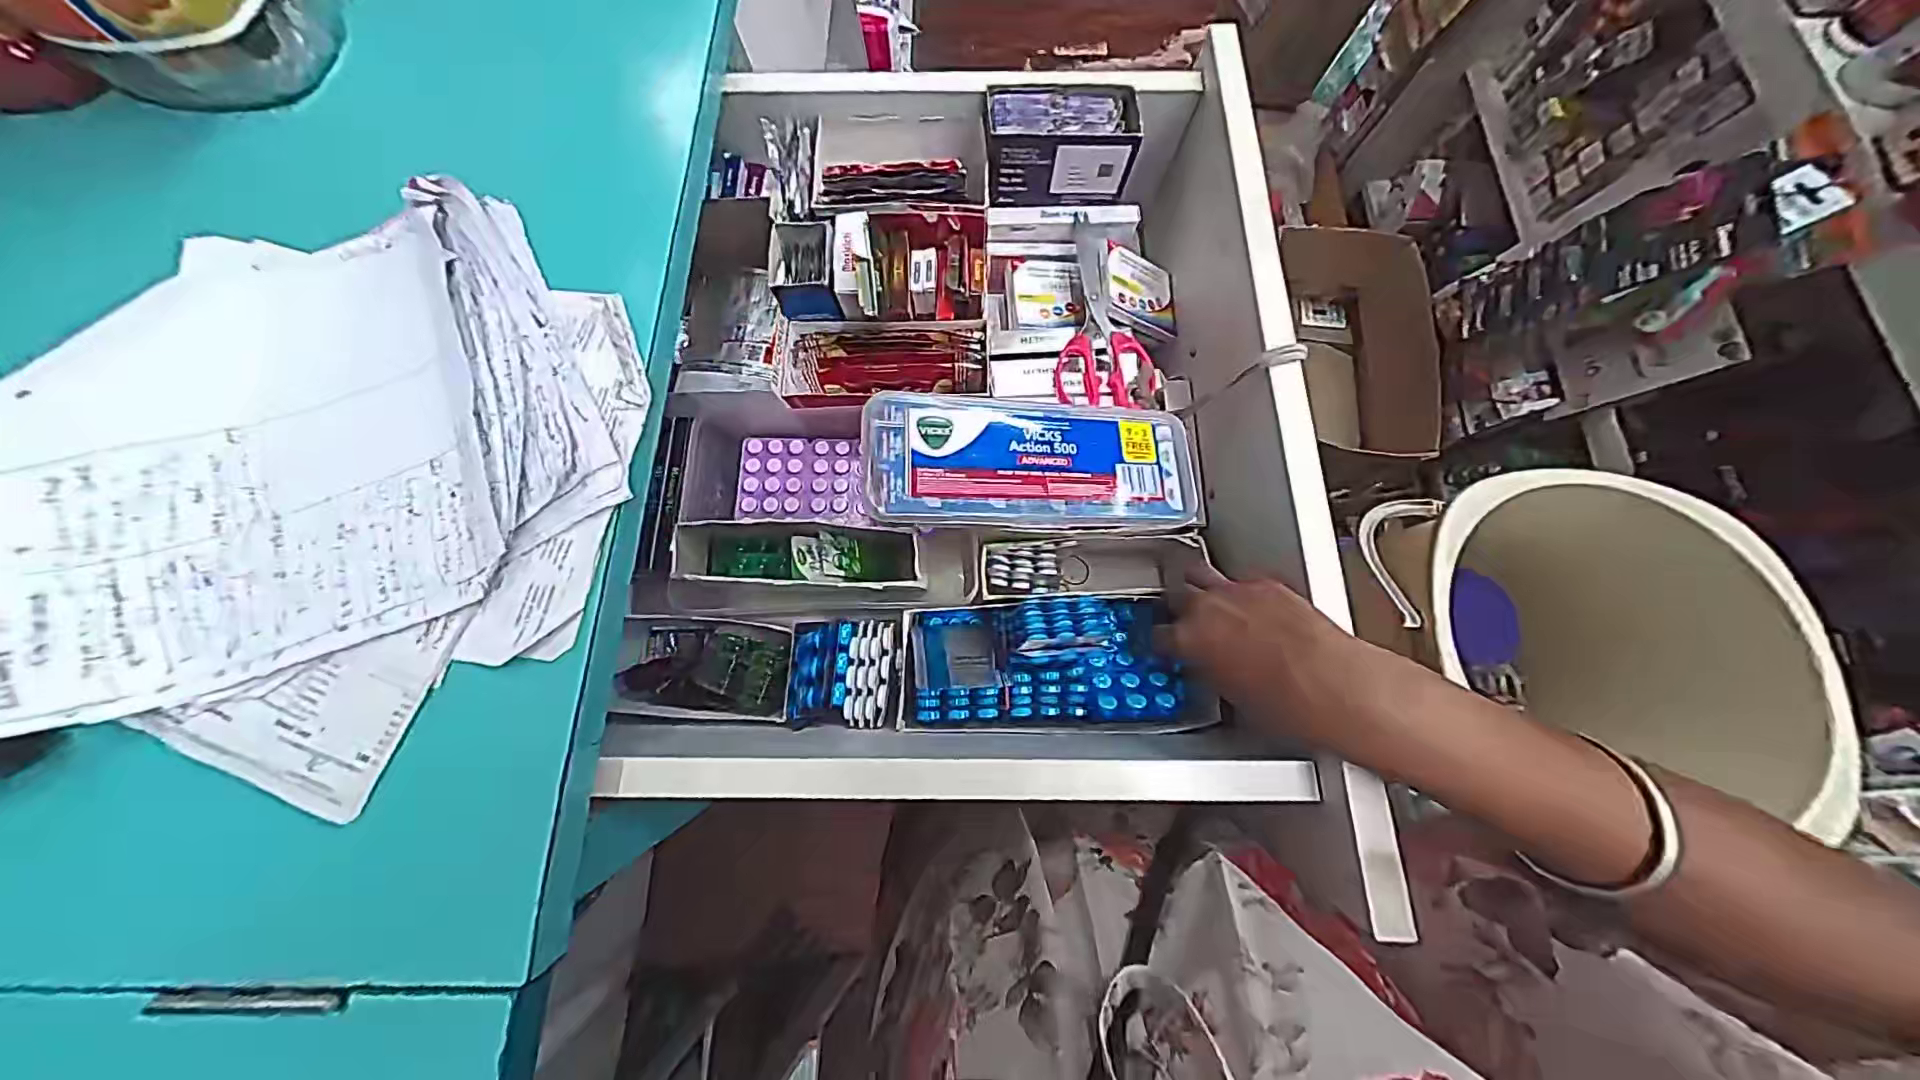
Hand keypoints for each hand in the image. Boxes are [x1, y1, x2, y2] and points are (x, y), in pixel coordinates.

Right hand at [1158, 564, 1436, 757]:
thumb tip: (1206, 666)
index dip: (1158, 642)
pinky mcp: (1270, 585)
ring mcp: (1239, 592)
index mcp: (1189, 640)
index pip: (1157, 635)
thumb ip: (1207, 669)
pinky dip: (1241, 592)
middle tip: (1182, 622)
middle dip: (1177, 608)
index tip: (1163, 646)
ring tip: (1209, 604)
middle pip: (1177, 595)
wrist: (1339, 687)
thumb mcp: (1230, 695)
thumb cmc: (1292, 703)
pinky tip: (1251, 609)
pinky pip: (1242, 581)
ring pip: (1202, 575)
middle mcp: (1209, 608)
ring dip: (1202, 588)